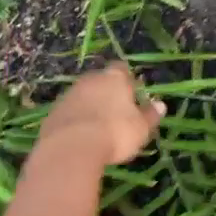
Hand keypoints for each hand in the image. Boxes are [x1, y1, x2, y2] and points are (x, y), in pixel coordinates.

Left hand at [39, 63, 165, 166]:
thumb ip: (150, 115)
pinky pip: (70, 111)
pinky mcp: (54, 111)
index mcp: (114, 78)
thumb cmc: (114, 133)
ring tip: (98, 126)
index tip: (132, 92)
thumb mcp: (140, 128)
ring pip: (83, 95)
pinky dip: (76, 119)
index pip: (121, 69)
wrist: (71, 146)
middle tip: (116, 111)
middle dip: (107, 92)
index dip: (127, 79)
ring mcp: (70, 94)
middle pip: (101, 80)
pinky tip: (81, 136)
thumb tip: (161, 104)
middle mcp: (91, 79)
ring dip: (90, 105)